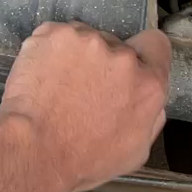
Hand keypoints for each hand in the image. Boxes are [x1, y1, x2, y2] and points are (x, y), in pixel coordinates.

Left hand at [0, 22, 170, 191]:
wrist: (35, 147)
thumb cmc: (83, 158)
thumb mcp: (135, 150)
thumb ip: (149, 113)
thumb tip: (145, 93)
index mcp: (147, 84)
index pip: (155, 45)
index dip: (143, 53)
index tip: (131, 62)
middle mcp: (121, 56)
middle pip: (115, 45)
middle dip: (103, 62)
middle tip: (84, 88)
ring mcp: (87, 40)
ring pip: (84, 38)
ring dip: (76, 54)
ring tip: (58, 85)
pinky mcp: (55, 33)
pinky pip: (56, 35)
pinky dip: (50, 49)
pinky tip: (43, 74)